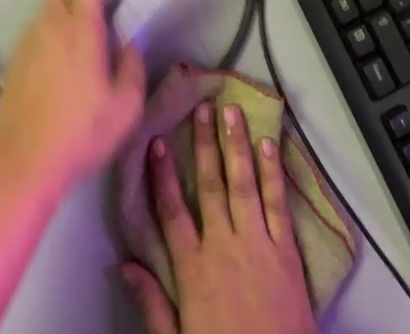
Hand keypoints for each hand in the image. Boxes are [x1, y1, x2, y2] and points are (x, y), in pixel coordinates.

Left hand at [0, 0, 145, 192]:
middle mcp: (50, 23)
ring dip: (63, 13)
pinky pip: (35, 32)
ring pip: (46, 7)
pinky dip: (49, 37)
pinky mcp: (13, 59)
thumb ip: (133, 66)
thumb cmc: (81, 131)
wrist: (24, 161)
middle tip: (98, 15)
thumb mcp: (126, 105)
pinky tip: (59, 72)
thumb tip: (128, 45)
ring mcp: (26, 40)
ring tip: (80, 50)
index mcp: (81, 27)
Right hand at [123, 102, 317, 333]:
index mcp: (193, 267)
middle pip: (211, 186)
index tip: (156, 142)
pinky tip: (270, 145)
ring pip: (244, 184)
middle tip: (201, 108)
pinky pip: (278, 203)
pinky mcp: (287, 250)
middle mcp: (223, 246)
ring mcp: (258, 244)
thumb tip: (123, 264)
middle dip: (204, 145)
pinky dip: (273, 172)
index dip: (162, 175)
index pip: (172, 211)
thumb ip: (152, 301)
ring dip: (237, 145)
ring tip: (232, 112)